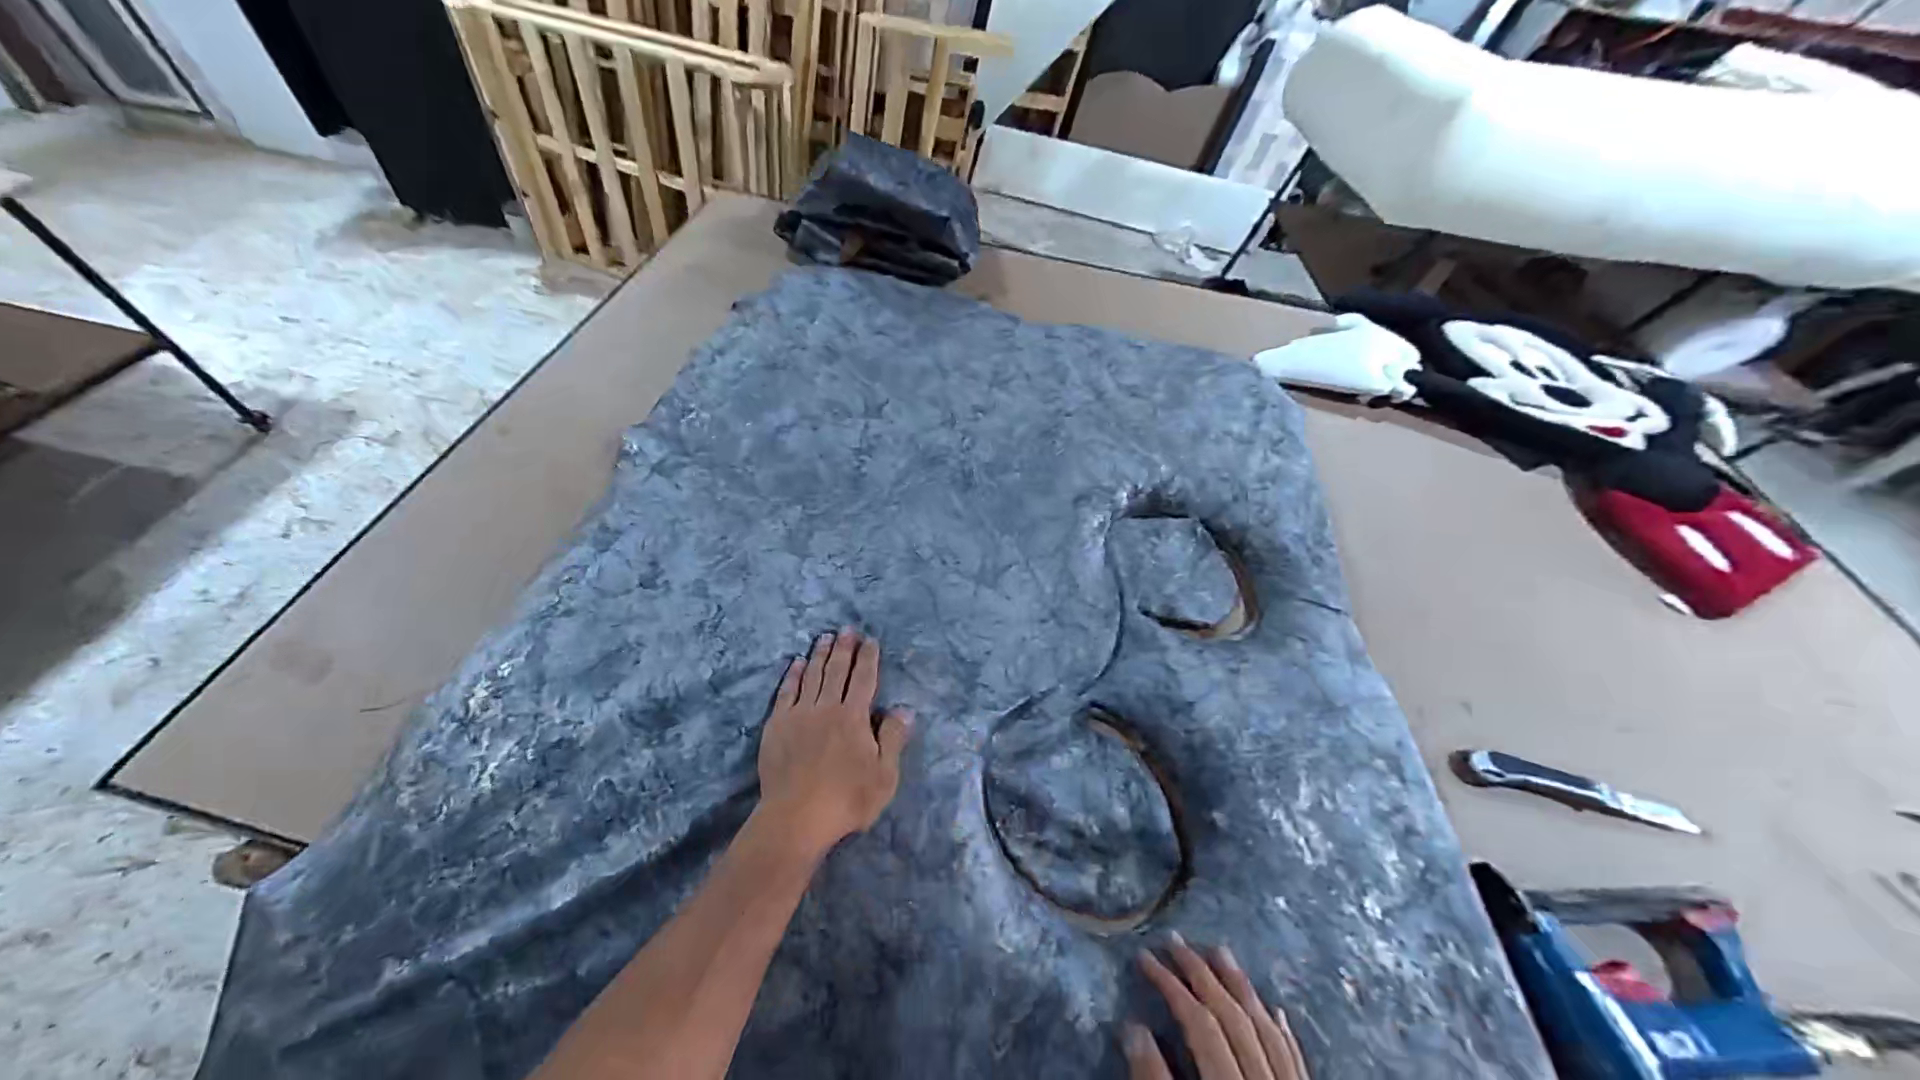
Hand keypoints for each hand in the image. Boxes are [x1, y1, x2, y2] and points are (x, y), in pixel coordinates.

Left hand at [755, 629, 911, 858]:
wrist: (796, 817)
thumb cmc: (847, 799)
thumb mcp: (884, 775)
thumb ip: (894, 739)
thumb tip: (904, 709)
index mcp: (854, 717)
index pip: (864, 679)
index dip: (869, 658)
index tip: (871, 641)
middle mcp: (826, 707)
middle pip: (836, 670)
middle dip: (844, 648)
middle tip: (847, 629)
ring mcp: (798, 714)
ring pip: (811, 675)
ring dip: (819, 654)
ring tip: (824, 637)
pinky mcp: (777, 725)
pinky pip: (786, 692)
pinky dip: (793, 675)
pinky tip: (796, 663)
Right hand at [1126, 935, 1309, 1079]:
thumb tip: (1133, 1027)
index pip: (1197, 1022)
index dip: (1170, 985)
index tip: (1144, 956)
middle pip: (1232, 1018)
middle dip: (1201, 973)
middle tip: (1175, 939)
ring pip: (1266, 1031)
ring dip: (1242, 988)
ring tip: (1220, 951)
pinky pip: (1296, 1062)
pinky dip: (1283, 1032)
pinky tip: (1274, 1010)